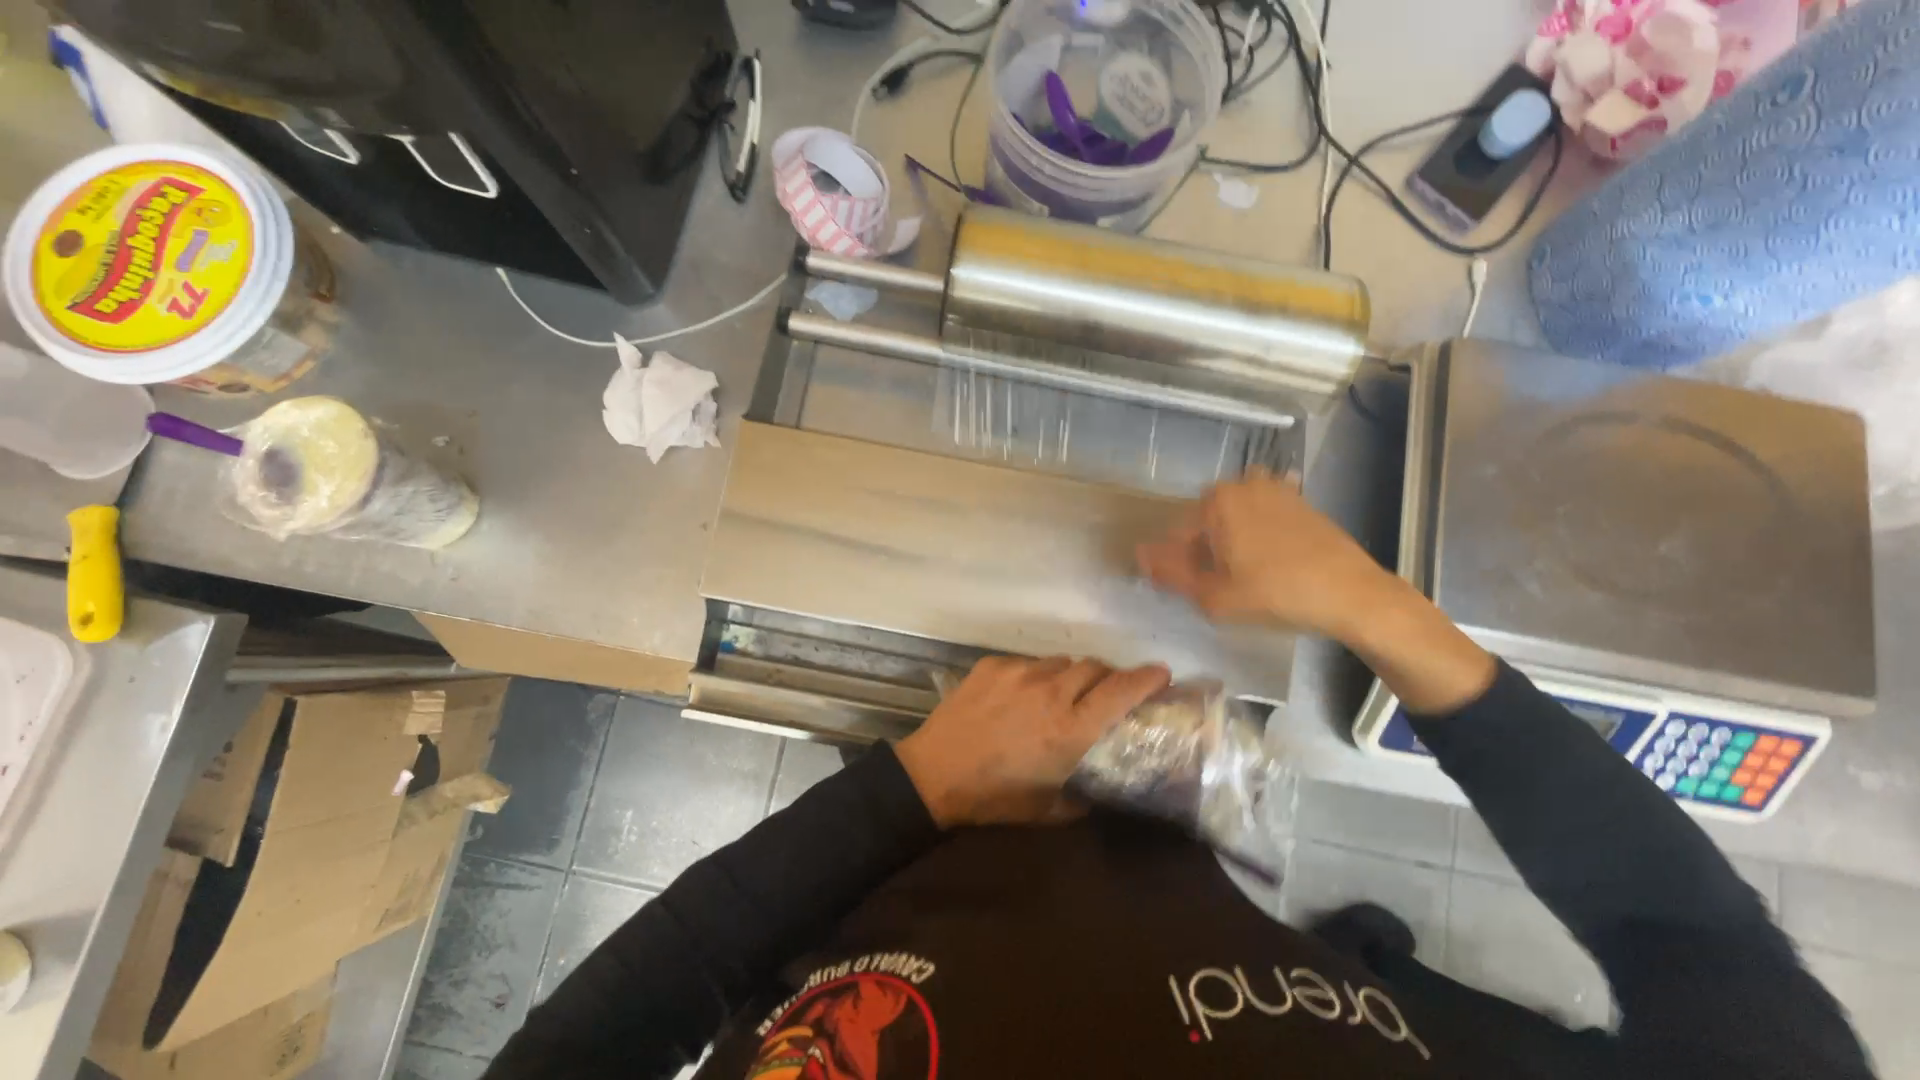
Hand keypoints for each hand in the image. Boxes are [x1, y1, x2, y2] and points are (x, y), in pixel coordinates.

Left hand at [895, 656, 1171, 827]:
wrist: (933, 774)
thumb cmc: (995, 798)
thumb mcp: (1048, 809)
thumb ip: (1085, 796)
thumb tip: (1105, 792)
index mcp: (1070, 728)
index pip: (1121, 690)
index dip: (1147, 678)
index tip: (1161, 675)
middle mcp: (1051, 692)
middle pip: (1096, 666)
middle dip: (1109, 676)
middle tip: (1107, 693)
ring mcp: (1020, 673)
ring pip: (1062, 661)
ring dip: (1071, 675)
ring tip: (1061, 695)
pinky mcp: (992, 664)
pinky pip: (1028, 662)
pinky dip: (1036, 676)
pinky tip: (1022, 697)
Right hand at [1135, 467, 1393, 640]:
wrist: (1351, 593)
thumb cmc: (1276, 594)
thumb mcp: (1214, 595)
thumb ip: (1170, 573)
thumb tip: (1139, 555)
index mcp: (1217, 500)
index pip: (1178, 534)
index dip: (1178, 565)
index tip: (1190, 591)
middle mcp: (1244, 484)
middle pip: (1207, 522)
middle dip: (1206, 551)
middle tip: (1220, 587)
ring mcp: (1277, 489)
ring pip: (1236, 519)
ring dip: (1232, 544)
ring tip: (1245, 579)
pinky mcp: (1302, 503)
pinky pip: (1263, 519)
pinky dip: (1258, 538)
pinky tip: (1270, 566)